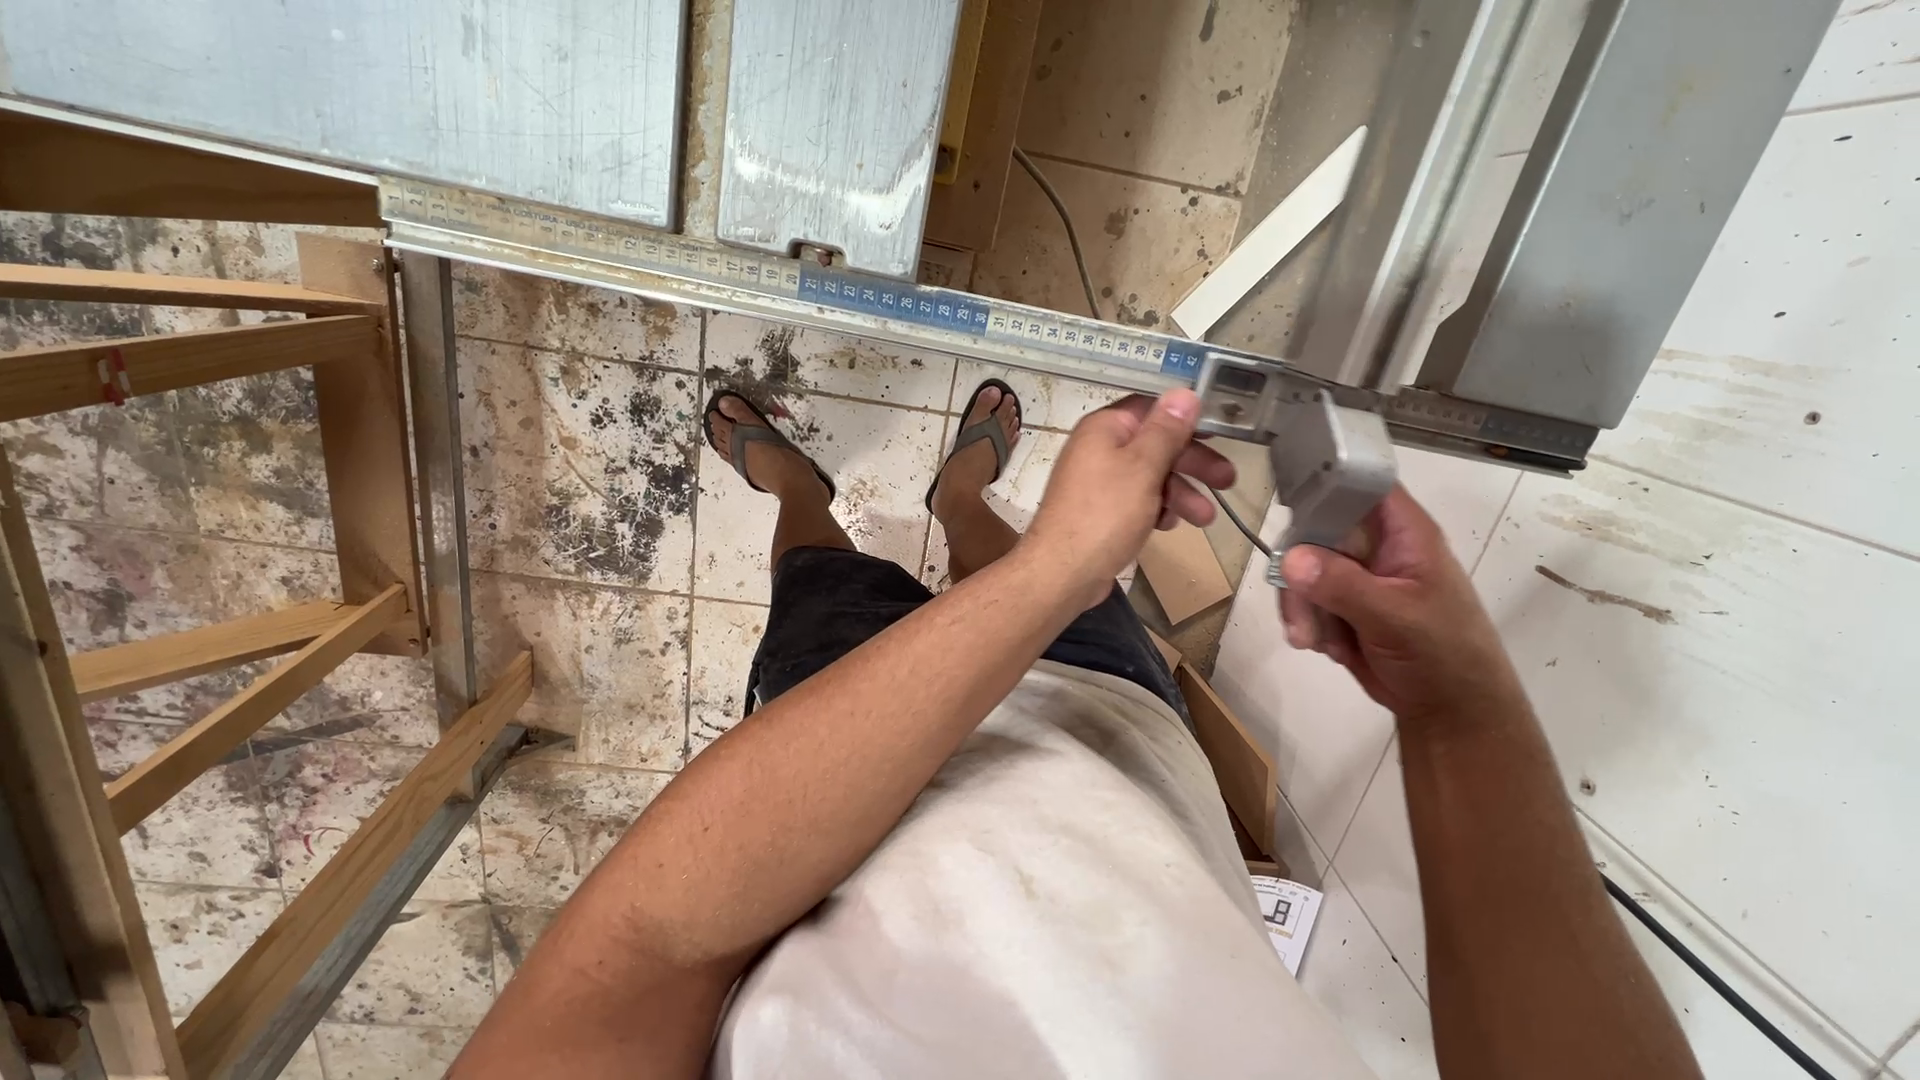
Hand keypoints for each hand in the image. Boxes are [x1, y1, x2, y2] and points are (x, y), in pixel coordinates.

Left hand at [1021, 389, 1236, 609]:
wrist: (1062, 572)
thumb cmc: (1105, 513)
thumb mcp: (1143, 467)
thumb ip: (1166, 430)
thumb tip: (1185, 392)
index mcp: (1104, 428)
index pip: (1151, 409)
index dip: (1185, 419)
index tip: (1219, 432)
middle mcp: (1098, 449)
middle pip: (1155, 445)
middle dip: (1192, 463)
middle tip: (1228, 480)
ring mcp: (1097, 483)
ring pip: (1149, 478)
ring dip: (1180, 494)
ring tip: (1205, 518)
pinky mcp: (1100, 513)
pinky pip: (1136, 502)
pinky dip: (1156, 510)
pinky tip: (1169, 526)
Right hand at [1279, 486, 1527, 724]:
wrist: (1449, 711)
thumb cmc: (1443, 655)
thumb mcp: (1395, 618)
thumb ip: (1344, 586)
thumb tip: (1292, 559)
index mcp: (1404, 533)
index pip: (1363, 484)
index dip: (1328, 480)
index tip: (1289, 498)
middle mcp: (1376, 545)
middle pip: (1317, 531)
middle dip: (1300, 573)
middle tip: (1299, 615)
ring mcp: (1356, 575)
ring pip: (1303, 569)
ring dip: (1301, 607)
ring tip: (1312, 642)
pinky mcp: (1340, 604)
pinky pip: (1304, 599)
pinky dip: (1307, 624)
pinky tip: (1325, 647)